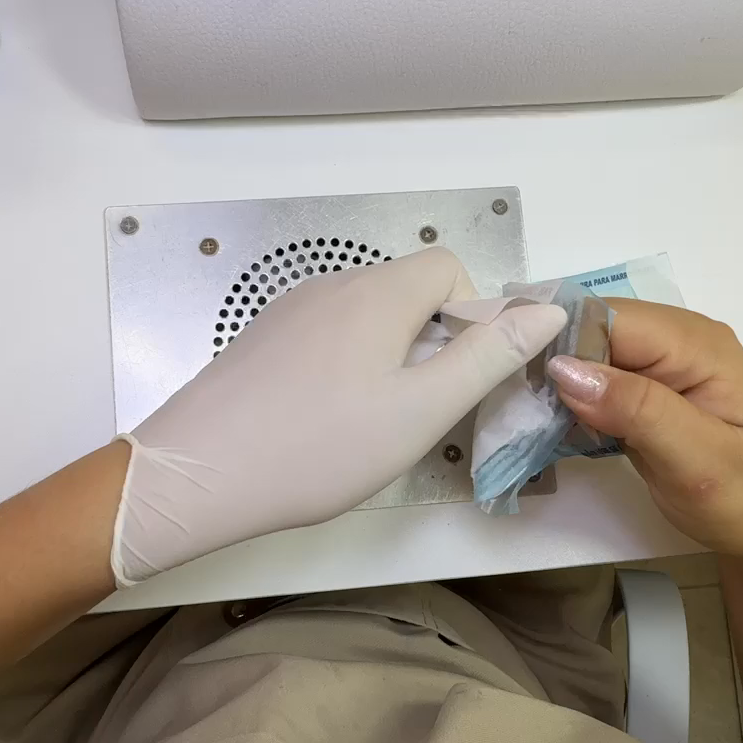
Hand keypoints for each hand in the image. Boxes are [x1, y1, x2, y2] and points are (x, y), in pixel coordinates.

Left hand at [112, 247, 568, 582]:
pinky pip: (323, 336)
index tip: (456, 377)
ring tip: (365, 422)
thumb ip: (487, 357)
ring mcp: (287, 310)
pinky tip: (320, 419)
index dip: (471, 317)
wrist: (199, 474)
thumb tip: (543, 311)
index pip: (449, 268)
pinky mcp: (259, 339)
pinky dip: (342, 366)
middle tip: (413, 411)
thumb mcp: (421, 410)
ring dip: (386, 358)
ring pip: (363, 317)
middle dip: (429, 342)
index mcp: (376, 292)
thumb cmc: (320, 447)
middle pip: (406, 291)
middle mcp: (330, 286)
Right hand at [545, 300, 742, 562]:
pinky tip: (553, 423)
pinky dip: (566, 398)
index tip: (519, 381)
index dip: (559, 341)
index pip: (606, 319)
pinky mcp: (641, 389)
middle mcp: (674, 340)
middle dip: (549, 360)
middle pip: (588, 327)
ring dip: (553, 382)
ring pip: (583, 351)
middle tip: (519, 405)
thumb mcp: (698, 461)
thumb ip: (637, 410)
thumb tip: (565, 369)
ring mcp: (657, 364)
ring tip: (530, 416)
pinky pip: (591, 377)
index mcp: (695, 344)